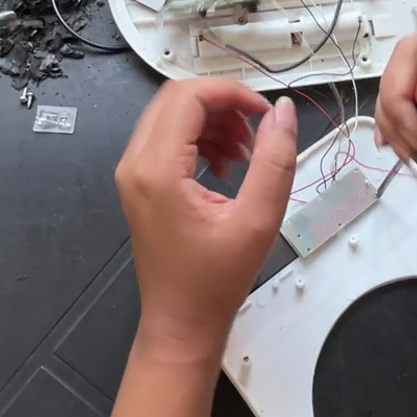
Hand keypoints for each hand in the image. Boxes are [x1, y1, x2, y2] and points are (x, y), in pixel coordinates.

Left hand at [116, 79, 297, 361]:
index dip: (232, 93)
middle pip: (177, 99)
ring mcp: (133, 173)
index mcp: (157, 170)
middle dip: (223, 104)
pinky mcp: (140, 183)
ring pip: (172, 116)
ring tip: (247, 154)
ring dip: (214, 122)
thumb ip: (275, 160)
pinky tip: (229, 164)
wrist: (182, 324)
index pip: (189, 97)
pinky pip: (168, 138)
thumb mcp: (258, 219)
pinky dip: (201, 138)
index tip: (266, 113)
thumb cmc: (215, 281)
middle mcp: (135, 164)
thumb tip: (283, 112)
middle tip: (258, 130)